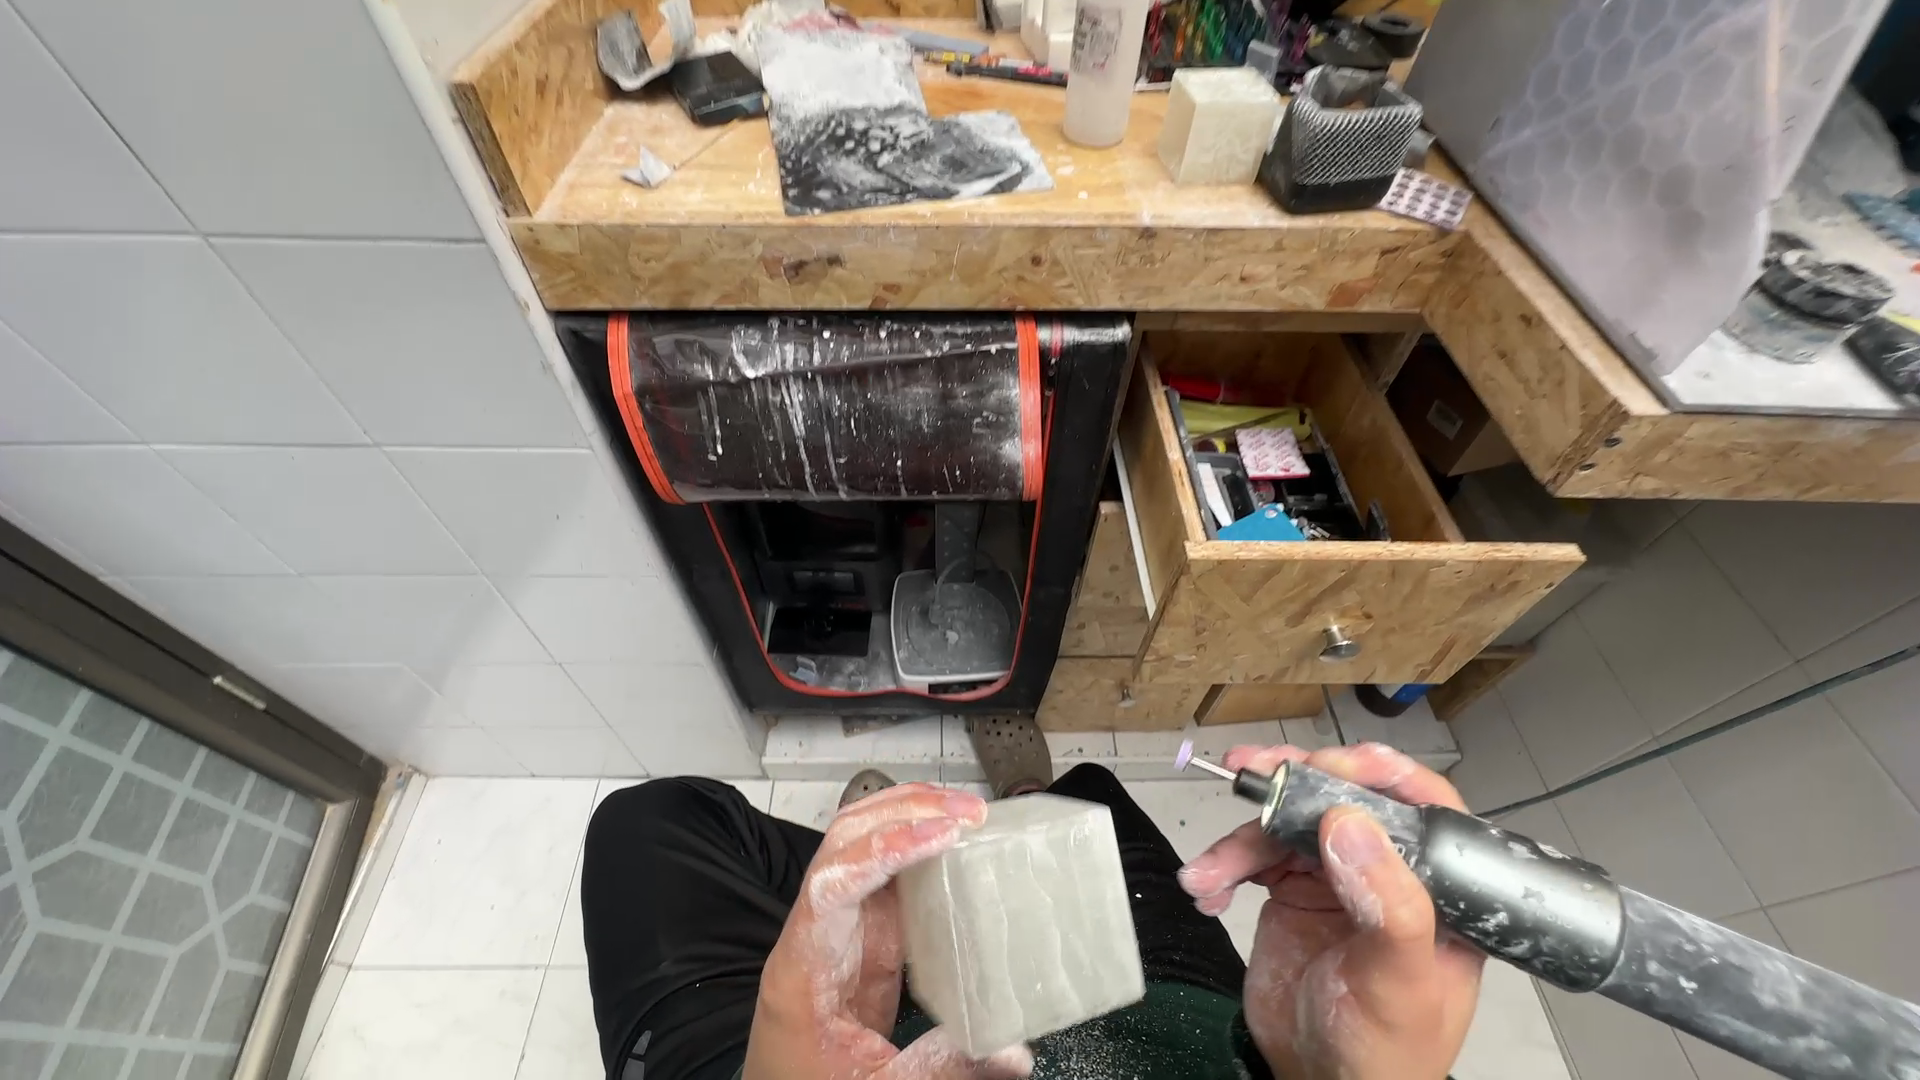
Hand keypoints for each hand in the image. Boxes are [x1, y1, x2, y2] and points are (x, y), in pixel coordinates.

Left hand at [743, 783, 1033, 1079]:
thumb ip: (944, 1067)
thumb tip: (1015, 1054)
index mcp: (804, 964)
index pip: (833, 882)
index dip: (886, 849)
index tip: (942, 834)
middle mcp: (816, 929)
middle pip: (844, 841)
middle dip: (903, 811)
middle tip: (964, 810)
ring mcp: (839, 926)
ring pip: (861, 844)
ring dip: (908, 815)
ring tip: (961, 810)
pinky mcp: (863, 935)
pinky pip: (886, 876)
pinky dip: (918, 848)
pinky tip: (952, 842)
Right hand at [1178, 743, 1483, 1079]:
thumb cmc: (1382, 1052)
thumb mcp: (1396, 985)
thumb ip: (1388, 906)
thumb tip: (1349, 820)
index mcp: (1435, 888)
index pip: (1422, 809)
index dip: (1378, 774)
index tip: (1329, 762)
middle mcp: (1385, 872)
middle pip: (1340, 801)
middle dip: (1291, 783)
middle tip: (1251, 770)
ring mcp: (1333, 878)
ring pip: (1285, 824)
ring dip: (1238, 840)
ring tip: (1209, 871)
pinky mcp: (1289, 889)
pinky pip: (1251, 855)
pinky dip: (1222, 866)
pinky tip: (1207, 890)